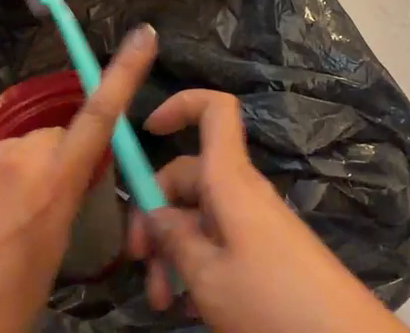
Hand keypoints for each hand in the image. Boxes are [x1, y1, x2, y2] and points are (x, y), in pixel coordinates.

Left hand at [0, 25, 158, 332]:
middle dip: (50, 161)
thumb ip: (61, 203)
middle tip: (34, 210)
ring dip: (9, 174)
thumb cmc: (0, 312)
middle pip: (48, 139)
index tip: (142, 34)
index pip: (99, 116)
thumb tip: (61, 181)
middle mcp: (18, 158)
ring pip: (9, 151)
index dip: (124, 72)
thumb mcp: (51, 257)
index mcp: (56, 186)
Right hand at [126, 91, 409, 332]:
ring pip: (198, 217)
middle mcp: (241, 190)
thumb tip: (154, 213)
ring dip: (173, 252)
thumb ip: (174, 241)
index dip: (180, 105)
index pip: (214, 109)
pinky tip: (188, 305)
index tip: (149, 130)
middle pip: (188, 176)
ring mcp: (254, 221)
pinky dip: (198, 266)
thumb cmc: (271, 300)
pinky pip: (219, 242)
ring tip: (162, 301)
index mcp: (229, 179)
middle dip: (156, 216)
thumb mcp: (209, 278)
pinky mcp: (265, 251)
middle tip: (138, 264)